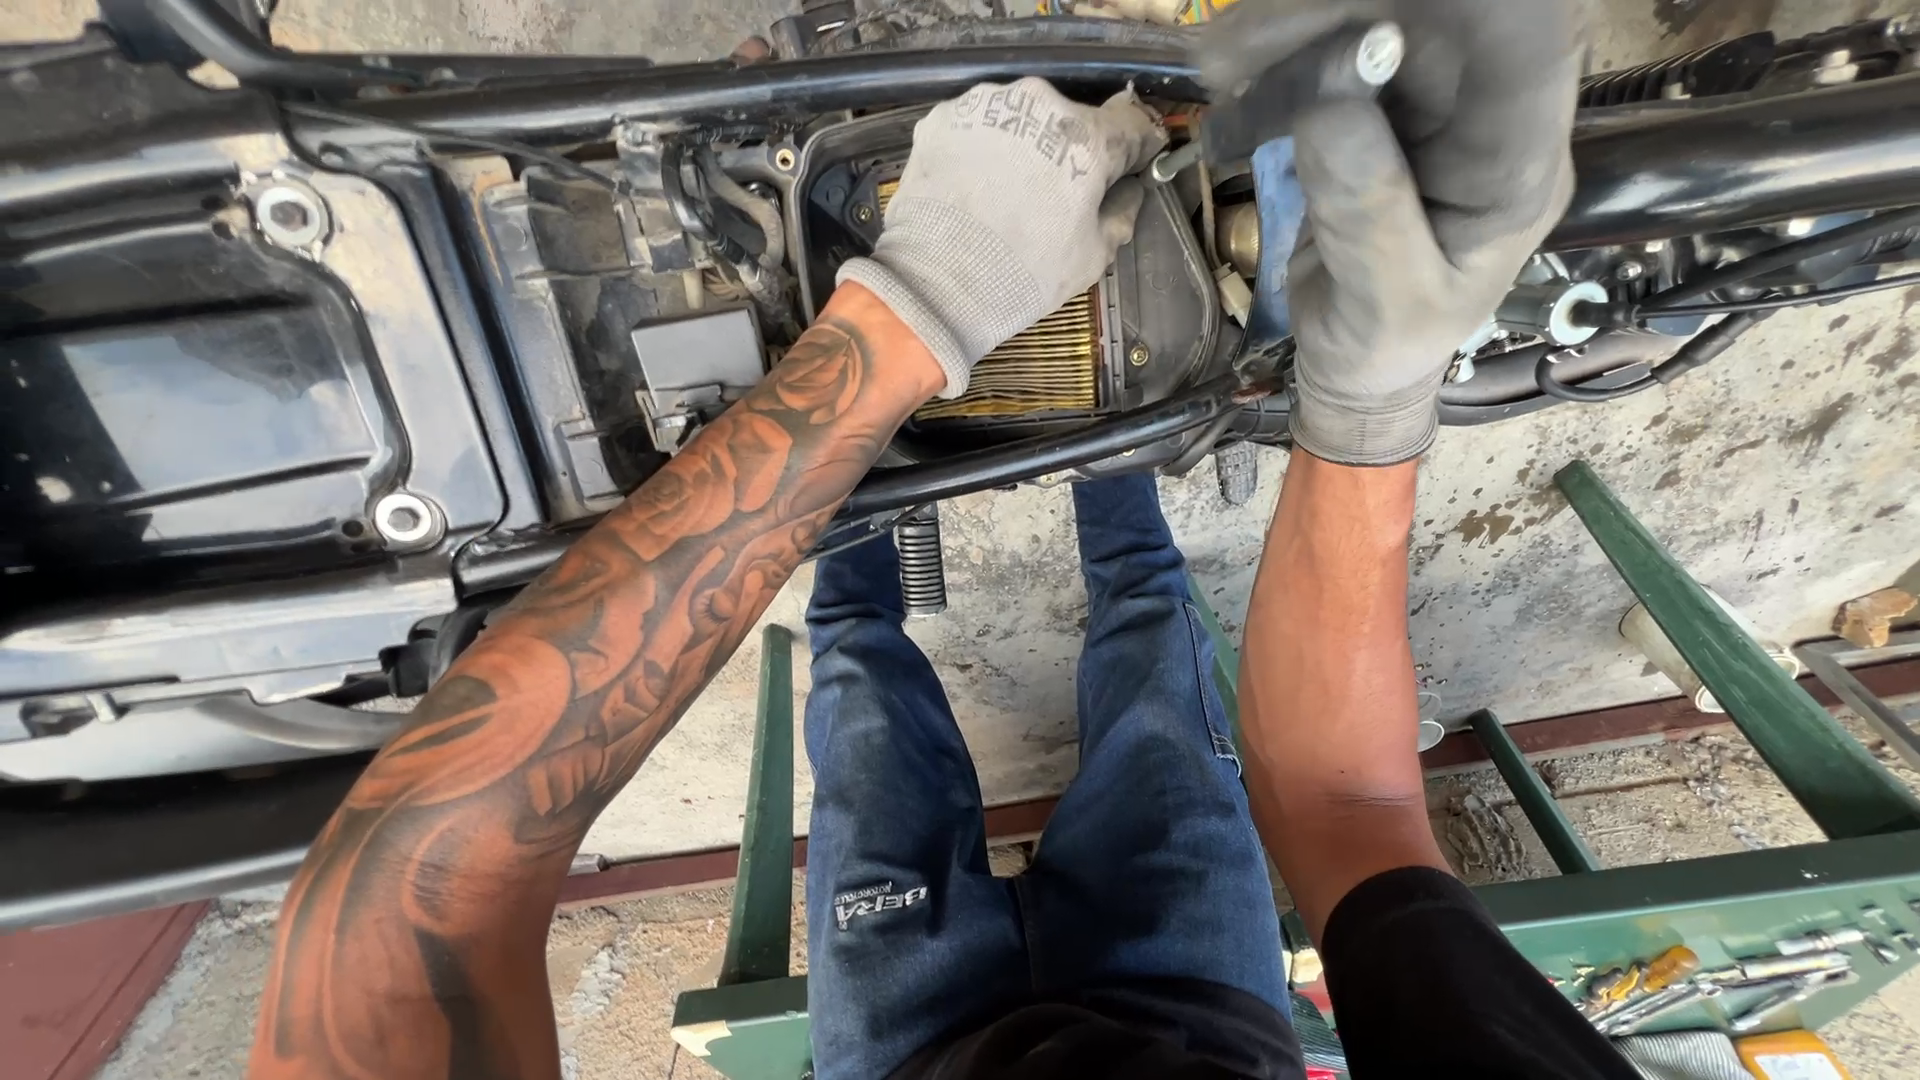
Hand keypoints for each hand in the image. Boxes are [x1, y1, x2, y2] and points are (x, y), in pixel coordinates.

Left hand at [837, 77, 1166, 398]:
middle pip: (1071, 121)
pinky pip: (976, 130)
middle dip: (1071, 153)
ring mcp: (986, 107)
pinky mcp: (943, 121)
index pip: (1130, 126)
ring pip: (1021, 119)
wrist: (936, 287)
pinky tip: (975, 191)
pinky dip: (981, 153)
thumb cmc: (1020, 277)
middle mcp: (1038, 106)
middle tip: (1057, 197)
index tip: (1130, 164)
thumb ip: (1120, 214)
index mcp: (1085, 140)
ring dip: (1023, 148)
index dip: (1135, 149)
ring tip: (1008, 197)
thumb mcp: (1091, 258)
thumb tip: (1126, 193)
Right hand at [1200, 0, 1581, 464]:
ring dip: (1303, 28)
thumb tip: (1324, 107)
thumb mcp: (1385, 303)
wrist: (1357, 361)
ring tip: (1227, 54)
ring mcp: (1434, 111)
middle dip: (1348, 14)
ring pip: (1383, 28)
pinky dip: (1285, 59)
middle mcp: (1488, 118)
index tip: (1365, 14)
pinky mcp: (1383, 115)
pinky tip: (1238, 71)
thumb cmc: (1387, 346)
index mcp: (1519, 168)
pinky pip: (1338, 62)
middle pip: (1445, 21)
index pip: (1527, 50)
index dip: (1469, 5)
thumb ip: (1367, 218)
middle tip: (1248, 36)